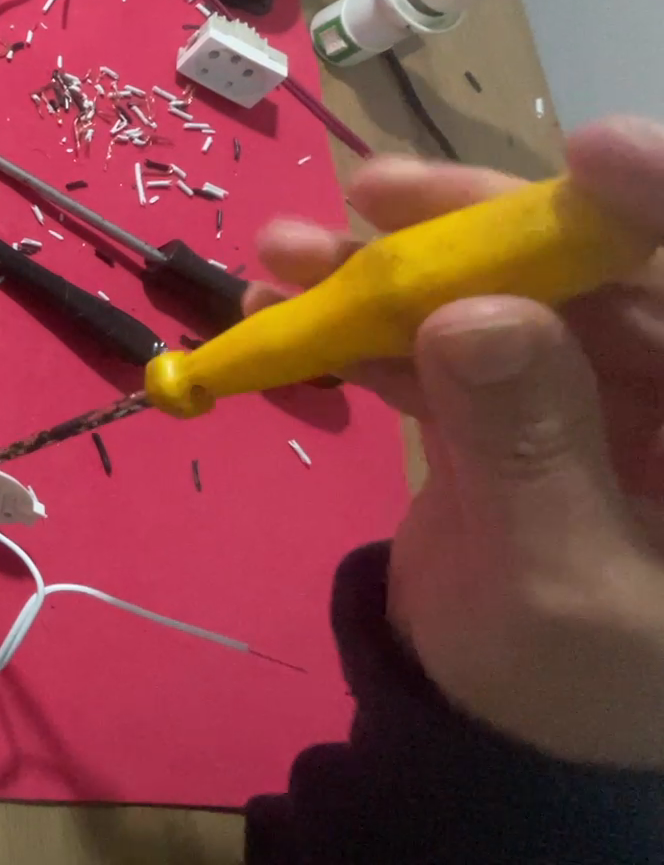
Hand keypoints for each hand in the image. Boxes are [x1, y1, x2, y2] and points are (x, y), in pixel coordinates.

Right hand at [249, 117, 663, 767]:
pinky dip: (342, 335)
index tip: (589, 152)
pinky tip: (278, 329)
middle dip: (470, 230)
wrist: (499, 715)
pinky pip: (416, 350)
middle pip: (582, 274)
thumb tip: (475, 314)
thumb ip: (525, 448)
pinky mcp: (489, 406)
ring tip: (277, 256)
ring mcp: (570, 394)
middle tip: (367, 194)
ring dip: (373, 276)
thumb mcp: (557, 577)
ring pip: (478, 300)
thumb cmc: (570, 679)